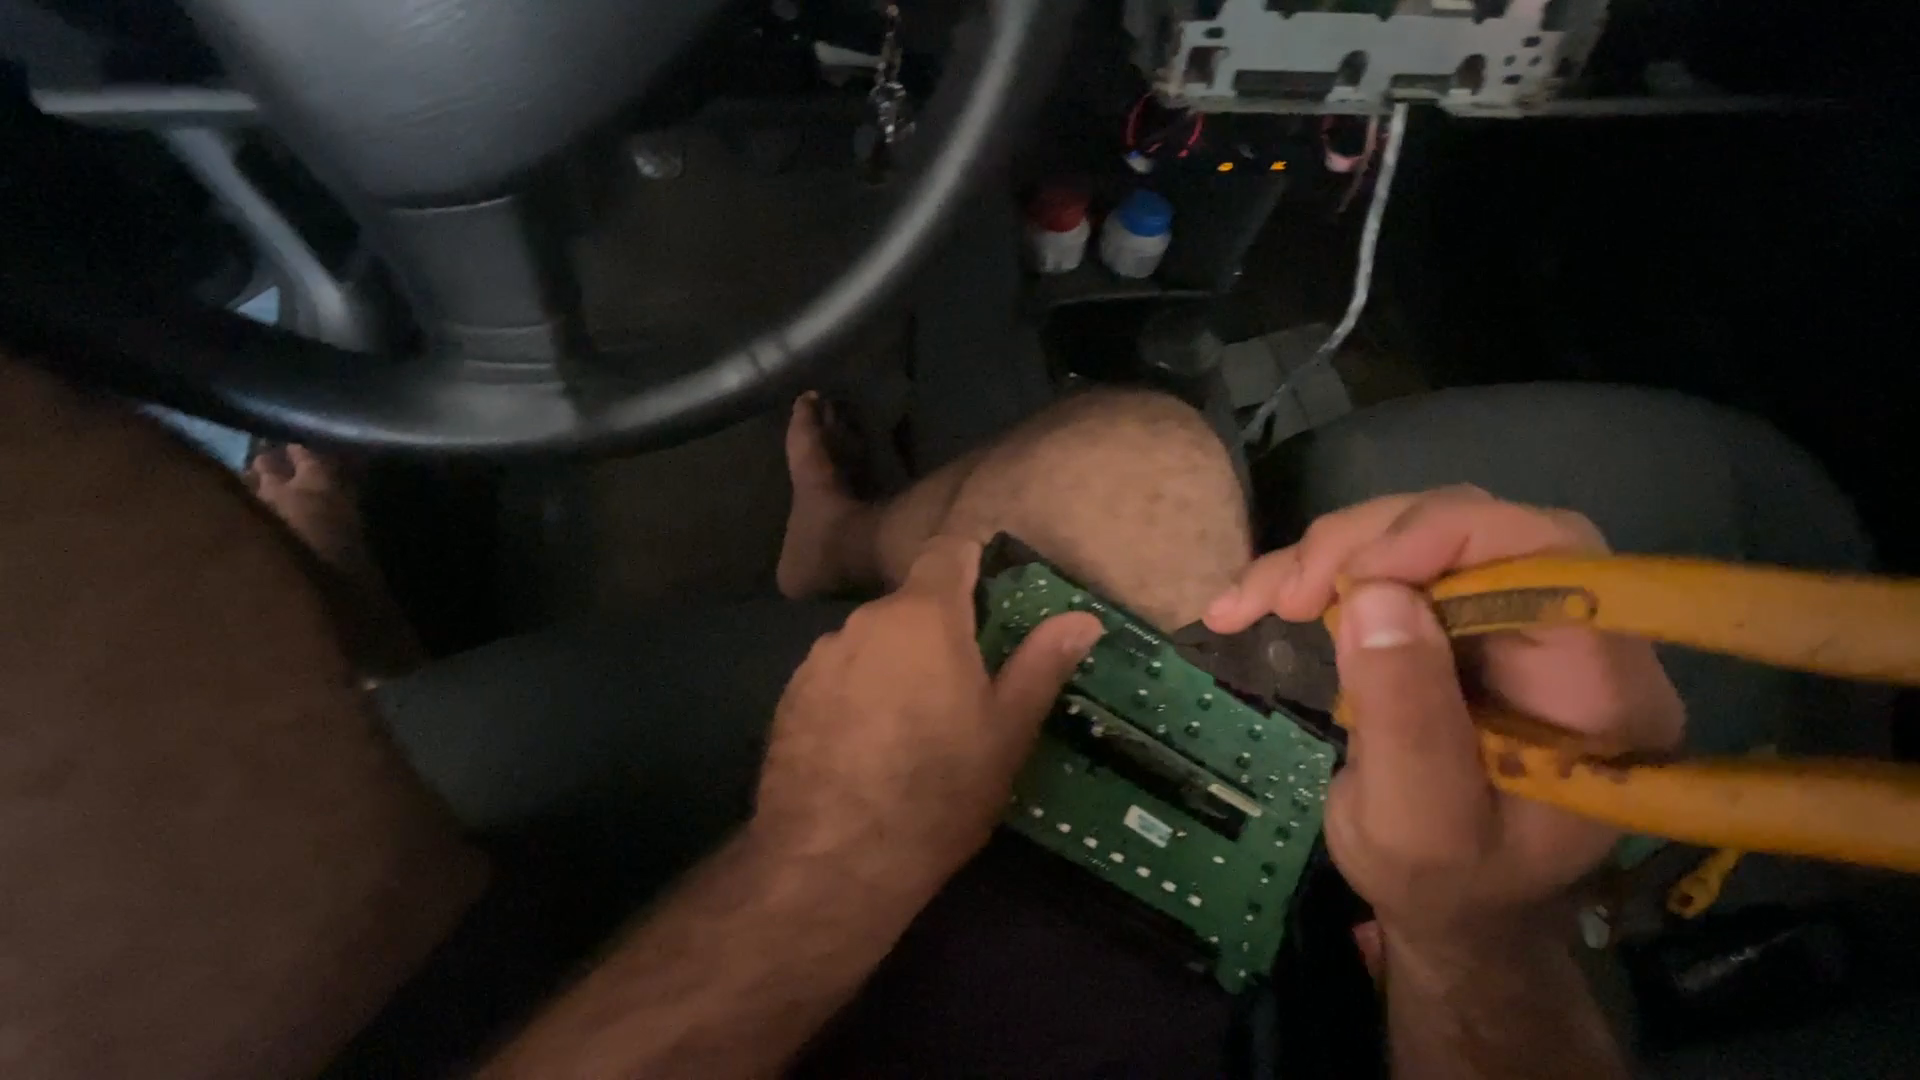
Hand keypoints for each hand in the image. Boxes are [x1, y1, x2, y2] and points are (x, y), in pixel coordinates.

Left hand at [755, 536, 1104, 897]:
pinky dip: (856, 694)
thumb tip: (1084, 618)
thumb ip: (1041, 664)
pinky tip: (864, 747)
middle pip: (910, 605)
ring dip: (895, 664)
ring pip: (872, 643)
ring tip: (910, 727)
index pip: (948, 552)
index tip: (990, 595)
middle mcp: (866, 621)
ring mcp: (820, 658)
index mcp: (924, 616)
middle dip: (937, 632)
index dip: (972, 563)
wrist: (832, 860)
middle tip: (962, 687)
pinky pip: (837, 676)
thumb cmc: (939, 790)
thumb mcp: (1006, 732)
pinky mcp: (790, 696)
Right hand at [1204, 487, 1684, 942]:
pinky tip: (1248, 603)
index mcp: (1596, 687)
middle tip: (1285, 597)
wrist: (1445, 908)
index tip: (1349, 577)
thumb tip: (1372, 594)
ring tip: (1254, 603)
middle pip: (1470, 528)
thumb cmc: (1443, 883)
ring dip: (1322, 558)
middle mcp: (1561, 635)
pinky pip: (1375, 564)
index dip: (1444, 535)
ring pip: (1410, 535)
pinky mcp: (1444, 620)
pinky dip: (1304, 575)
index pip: (1547, 551)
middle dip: (1362, 544)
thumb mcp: (1416, 822)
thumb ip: (1406, 716)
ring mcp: (1499, 622)